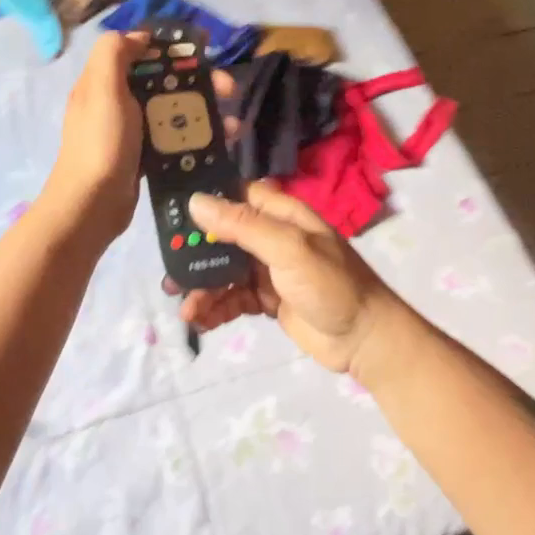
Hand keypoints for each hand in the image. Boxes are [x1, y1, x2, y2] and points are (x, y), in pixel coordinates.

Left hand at [41, 32, 237, 241]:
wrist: (93, 204)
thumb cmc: (101, 142)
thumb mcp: (102, 88)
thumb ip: (115, 53)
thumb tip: (139, 37)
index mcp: (103, 82)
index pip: (140, 52)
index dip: (171, 46)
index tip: (204, 50)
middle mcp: (116, 103)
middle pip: (164, 81)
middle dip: (199, 82)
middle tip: (228, 89)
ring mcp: (131, 133)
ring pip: (174, 111)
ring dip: (205, 111)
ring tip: (232, 124)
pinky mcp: (145, 158)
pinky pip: (175, 139)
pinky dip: (197, 137)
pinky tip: (221, 142)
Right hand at [177, 181, 407, 375]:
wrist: (363, 338)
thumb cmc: (331, 284)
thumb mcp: (288, 248)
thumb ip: (243, 225)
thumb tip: (196, 201)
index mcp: (283, 215)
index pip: (238, 196)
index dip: (207, 201)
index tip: (172, 213)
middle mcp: (273, 237)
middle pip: (224, 237)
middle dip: (196, 254)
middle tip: (171, 272)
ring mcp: (270, 270)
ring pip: (225, 272)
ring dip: (203, 287)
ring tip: (185, 308)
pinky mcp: (268, 300)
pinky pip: (233, 299)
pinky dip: (216, 309)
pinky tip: (200, 321)